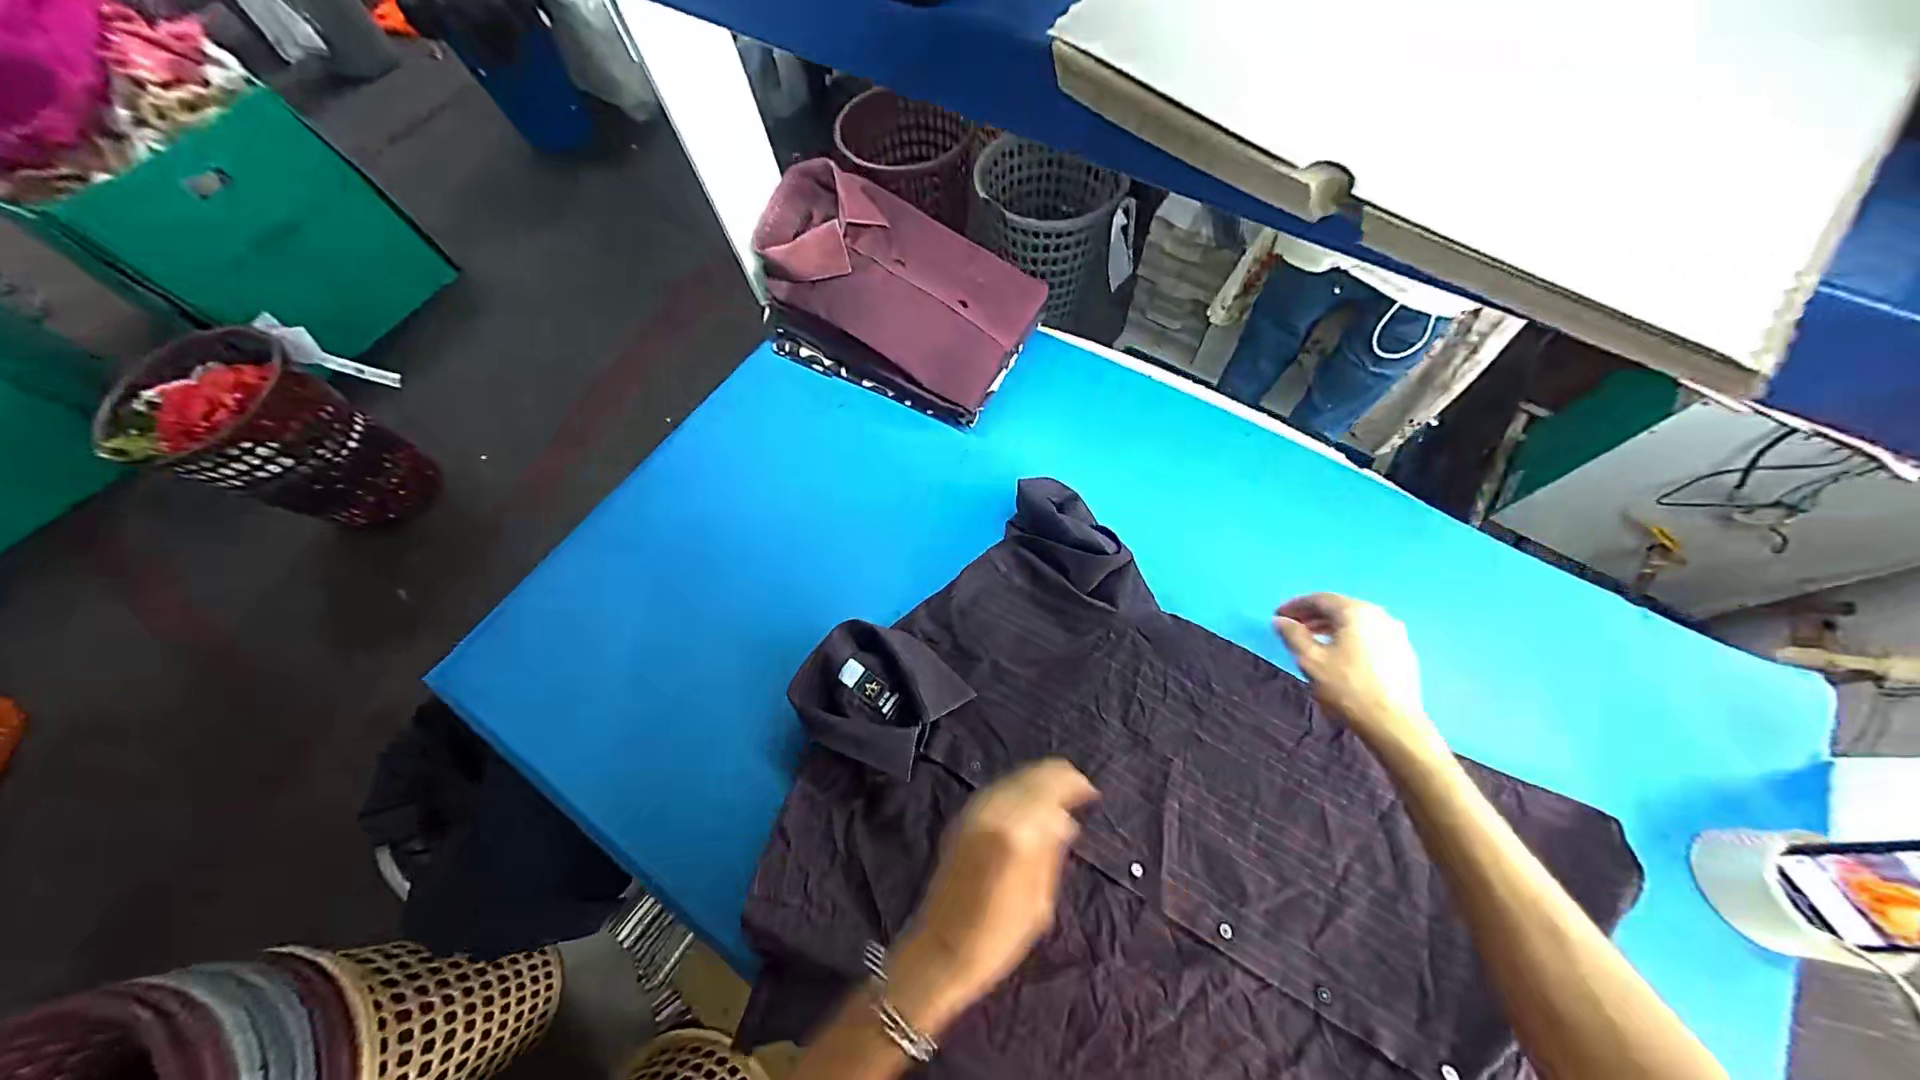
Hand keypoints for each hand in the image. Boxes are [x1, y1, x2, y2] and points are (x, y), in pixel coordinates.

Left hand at [886, 759, 1098, 1034]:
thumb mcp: (1039, 902)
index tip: (1089, 791)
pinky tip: (1027, 800)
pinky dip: (1016, 788)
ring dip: (1036, 779)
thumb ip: (1051, 853)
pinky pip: (996, 790)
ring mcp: (974, 814)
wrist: (942, 949)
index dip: (1073, 785)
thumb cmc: (998, 937)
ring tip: (1056, 789)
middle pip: (1030, 777)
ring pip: (1012, 779)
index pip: (1050, 789)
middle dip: (1056, 776)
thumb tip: (1065, 821)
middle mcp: (993, 814)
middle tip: (1077, 784)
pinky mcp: (961, 821)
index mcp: (1017, 834)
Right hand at [1273, 593, 1448, 763]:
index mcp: (1356, 612)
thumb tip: (1281, 620)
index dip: (1296, 605)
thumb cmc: (1347, 687)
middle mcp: (1380, 615)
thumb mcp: (1310, 660)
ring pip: (1357, 621)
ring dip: (1332, 626)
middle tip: (1294, 626)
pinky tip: (1340, 652)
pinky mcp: (1404, 652)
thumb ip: (1293, 635)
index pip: (1320, 599)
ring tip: (1313, 639)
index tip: (1278, 615)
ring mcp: (1396, 633)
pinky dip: (1350, 637)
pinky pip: (1370, 634)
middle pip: (1341, 607)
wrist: (1393, 722)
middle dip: (1314, 615)